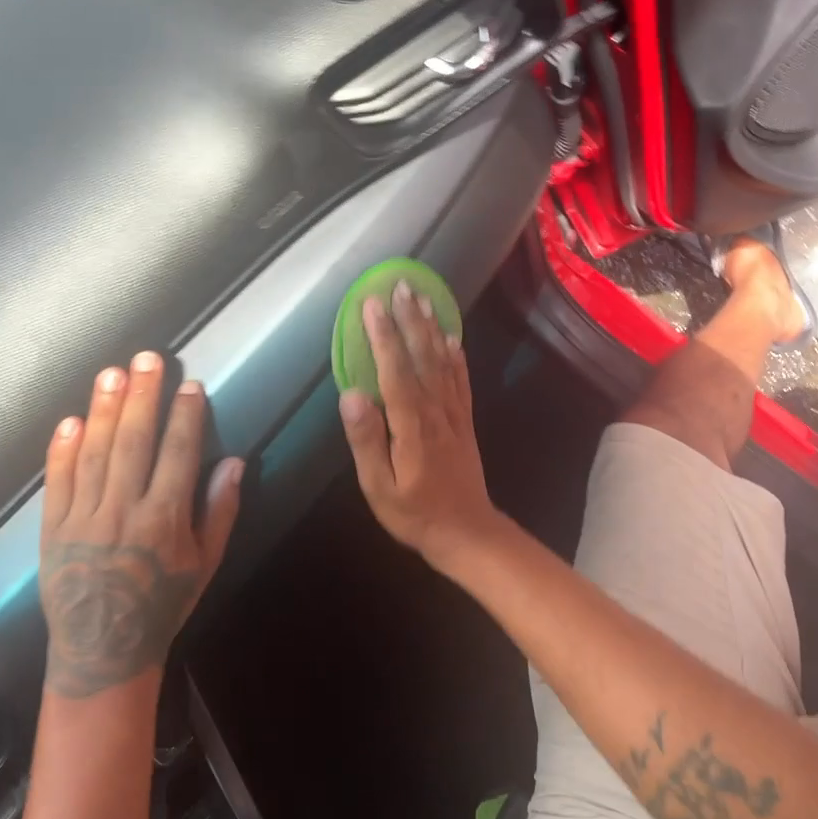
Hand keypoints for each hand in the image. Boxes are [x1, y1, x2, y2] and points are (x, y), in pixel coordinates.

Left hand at [39, 353, 241, 698]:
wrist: (103, 649)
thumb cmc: (162, 604)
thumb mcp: (205, 564)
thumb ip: (220, 512)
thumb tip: (235, 462)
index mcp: (165, 520)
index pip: (179, 454)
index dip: (186, 417)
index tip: (190, 386)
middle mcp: (124, 512)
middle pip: (134, 441)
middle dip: (142, 396)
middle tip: (147, 359)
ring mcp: (84, 518)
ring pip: (95, 452)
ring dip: (104, 409)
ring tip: (112, 372)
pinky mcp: (52, 527)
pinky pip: (58, 480)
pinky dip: (63, 448)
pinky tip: (72, 419)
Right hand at [338, 282, 502, 562]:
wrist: (466, 532)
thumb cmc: (414, 513)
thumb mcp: (379, 487)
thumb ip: (366, 440)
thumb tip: (351, 395)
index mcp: (412, 426)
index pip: (395, 371)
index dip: (383, 337)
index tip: (372, 305)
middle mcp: (436, 411)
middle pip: (422, 357)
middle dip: (410, 320)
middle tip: (400, 286)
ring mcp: (454, 414)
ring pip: (442, 362)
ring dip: (432, 328)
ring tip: (423, 298)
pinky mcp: (464, 420)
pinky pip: (460, 380)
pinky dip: (456, 355)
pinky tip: (451, 336)